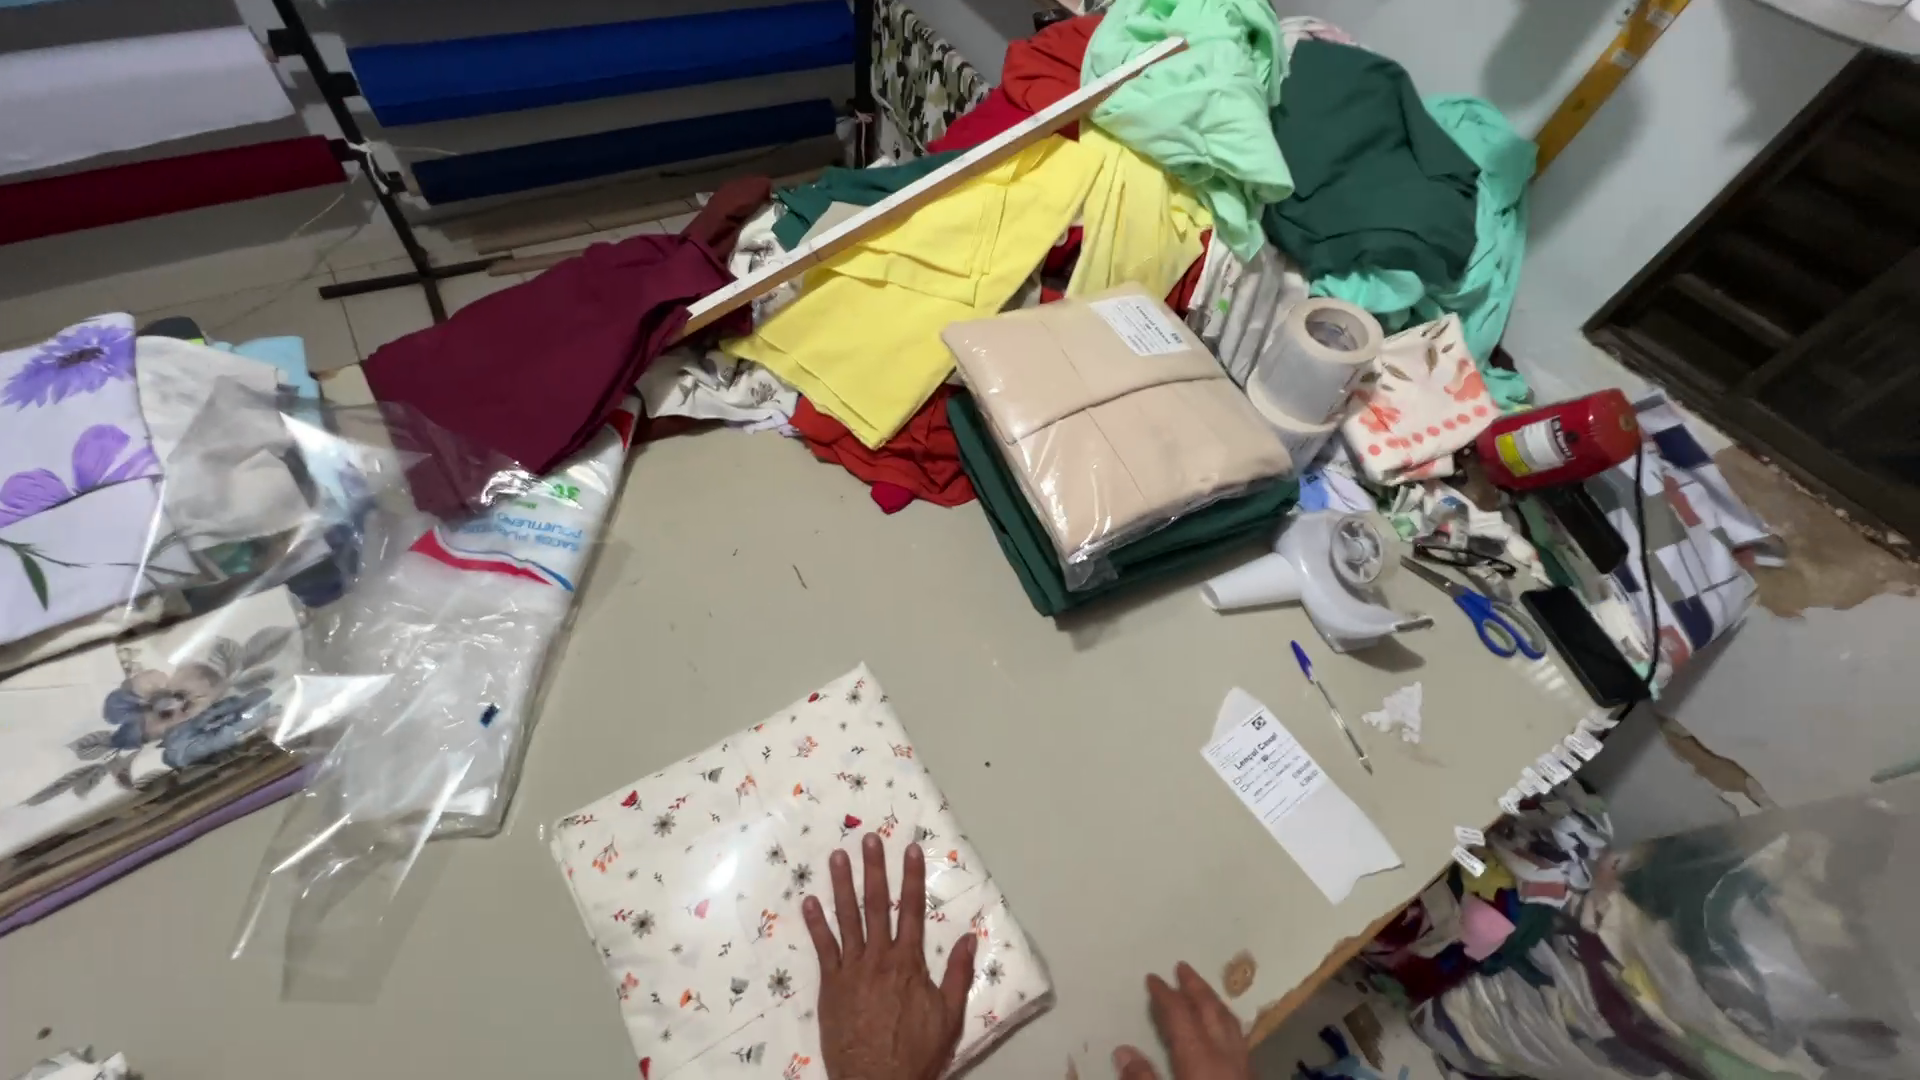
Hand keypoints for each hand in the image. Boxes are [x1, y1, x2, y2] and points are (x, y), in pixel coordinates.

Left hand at [804, 835, 976, 1079]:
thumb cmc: (916, 1052)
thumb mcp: (949, 1016)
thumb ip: (958, 974)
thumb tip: (970, 936)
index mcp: (909, 962)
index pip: (913, 909)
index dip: (912, 877)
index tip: (910, 848)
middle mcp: (879, 957)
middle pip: (877, 904)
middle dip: (875, 869)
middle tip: (869, 839)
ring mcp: (852, 970)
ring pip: (847, 918)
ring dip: (842, 885)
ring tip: (837, 857)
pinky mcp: (830, 986)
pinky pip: (823, 949)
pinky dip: (816, 924)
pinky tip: (808, 901)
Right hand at [1111, 963, 1251, 1079]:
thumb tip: (1124, 1050)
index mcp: (1201, 1060)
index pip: (1180, 1015)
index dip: (1165, 995)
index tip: (1152, 978)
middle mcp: (1227, 1061)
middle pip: (1212, 1013)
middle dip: (1197, 988)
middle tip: (1182, 967)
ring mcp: (1244, 1075)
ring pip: (1232, 1027)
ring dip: (1216, 1004)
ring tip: (1204, 993)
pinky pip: (1241, 1044)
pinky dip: (1229, 1027)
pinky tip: (1225, 1035)